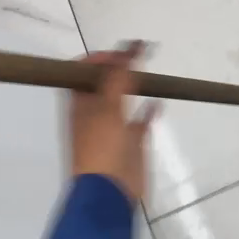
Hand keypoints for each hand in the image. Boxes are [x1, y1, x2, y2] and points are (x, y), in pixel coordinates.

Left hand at [69, 43, 158, 205]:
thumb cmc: (102, 146)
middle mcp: (93, 112)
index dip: (98, 58)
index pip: (81, 71)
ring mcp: (111, 128)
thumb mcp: (108, 106)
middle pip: (103, 83)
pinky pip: (139, 121)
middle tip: (139, 58)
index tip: (120, 53)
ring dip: (133, 86)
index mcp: (79, 103)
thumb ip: (119, 76)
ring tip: (149, 73)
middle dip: (119, 68)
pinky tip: (158, 101)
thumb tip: (130, 46)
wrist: (109, 192)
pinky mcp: (130, 142)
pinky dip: (148, 110)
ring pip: (121, 100)